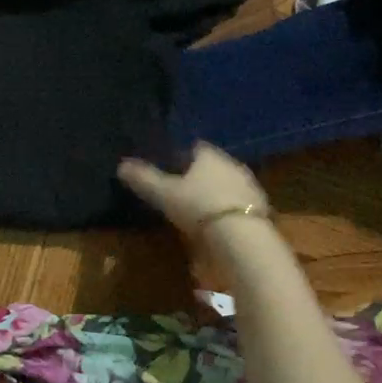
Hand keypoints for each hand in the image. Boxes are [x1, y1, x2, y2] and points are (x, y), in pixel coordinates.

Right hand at [118, 144, 268, 234]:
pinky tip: (217, 222)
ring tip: (198, 207)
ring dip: (215, 192)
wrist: (241, 235)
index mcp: (209, 156)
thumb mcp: (163, 194)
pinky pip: (238, 203)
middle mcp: (232, 164)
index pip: (195, 147)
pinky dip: (227, 209)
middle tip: (181, 188)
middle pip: (213, 165)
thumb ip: (144, 179)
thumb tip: (121, 165)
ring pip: (227, 183)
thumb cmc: (198, 206)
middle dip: (199, 174)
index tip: (170, 166)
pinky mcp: (260, 209)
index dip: (182, 155)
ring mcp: (249, 186)